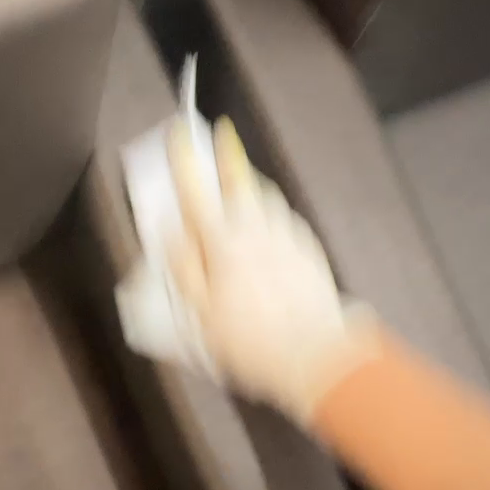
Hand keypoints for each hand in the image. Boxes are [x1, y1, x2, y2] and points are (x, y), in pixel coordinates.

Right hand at [168, 117, 378, 423]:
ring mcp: (288, 238)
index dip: (186, 157)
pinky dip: (269, 212)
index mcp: (224, 244)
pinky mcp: (308, 252)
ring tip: (238, 181)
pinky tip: (264, 225)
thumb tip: (173, 233)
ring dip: (248, 182)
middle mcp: (258, 231)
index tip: (179, 131)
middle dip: (228, 151)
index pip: (198, 189)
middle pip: (241, 179)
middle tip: (221, 132)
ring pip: (265, 198)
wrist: (316, 357)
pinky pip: (284, 220)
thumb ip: (183, 266)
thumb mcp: (200, 312)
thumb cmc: (251, 341)